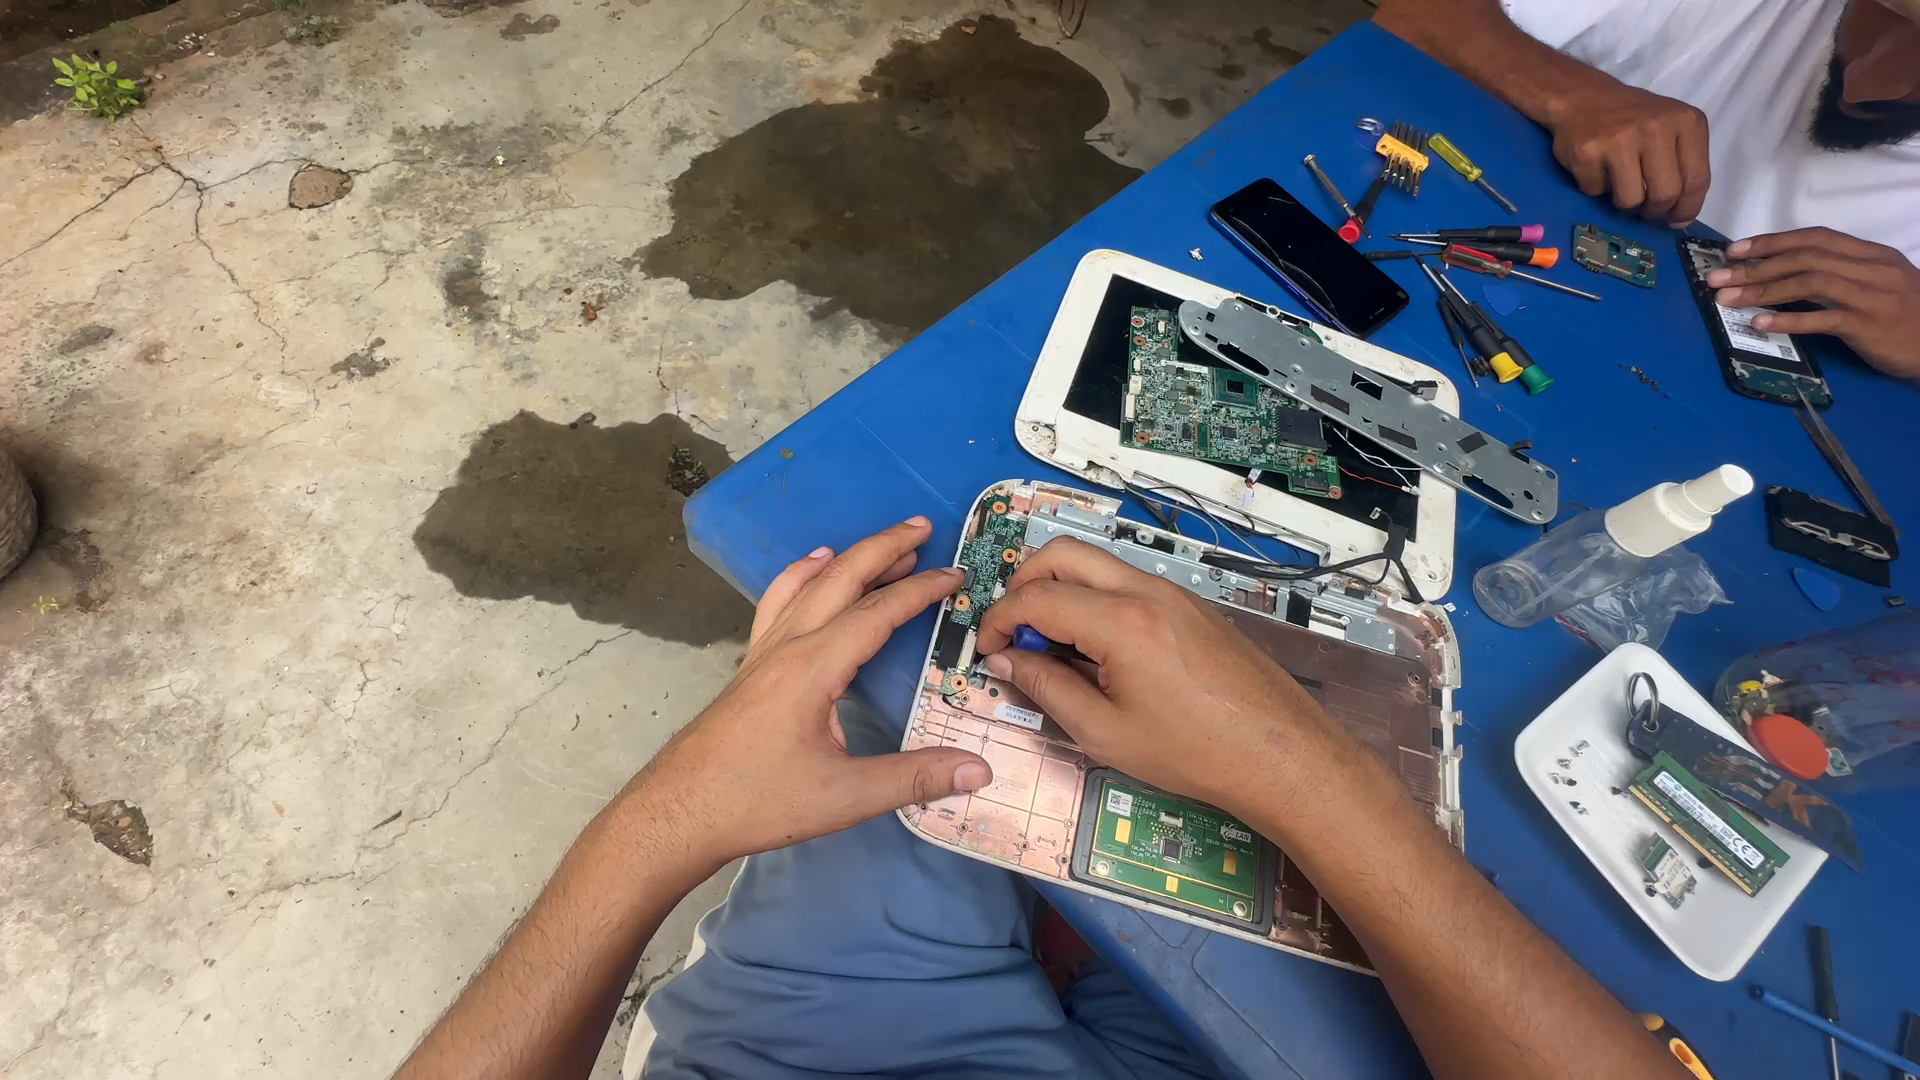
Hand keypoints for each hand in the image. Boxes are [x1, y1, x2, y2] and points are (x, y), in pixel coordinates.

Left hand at [628, 518, 991, 868]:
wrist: (675, 814)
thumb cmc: (758, 802)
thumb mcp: (844, 797)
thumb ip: (915, 778)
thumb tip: (981, 770)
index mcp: (814, 666)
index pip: (877, 612)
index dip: (921, 589)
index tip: (956, 573)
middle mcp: (789, 644)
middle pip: (842, 577)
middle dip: (885, 546)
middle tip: (923, 526)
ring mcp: (764, 649)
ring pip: (811, 583)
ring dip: (850, 557)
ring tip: (886, 546)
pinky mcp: (751, 662)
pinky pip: (779, 601)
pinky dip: (803, 574)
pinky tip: (813, 566)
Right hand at [972, 538, 1351, 819]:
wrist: (1282, 754)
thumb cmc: (1192, 752)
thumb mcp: (1104, 731)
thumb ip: (1045, 688)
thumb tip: (1006, 658)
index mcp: (1121, 621)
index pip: (1036, 597)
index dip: (999, 619)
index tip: (987, 647)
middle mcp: (1145, 590)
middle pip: (1062, 553)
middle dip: (1024, 582)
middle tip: (1015, 629)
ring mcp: (1171, 591)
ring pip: (1095, 562)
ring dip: (1059, 588)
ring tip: (1054, 642)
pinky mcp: (1188, 603)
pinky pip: (1124, 581)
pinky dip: (1093, 597)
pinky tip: (1097, 646)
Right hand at [1547, 81, 1709, 224]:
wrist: (1585, 100)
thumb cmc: (1631, 119)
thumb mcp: (1669, 129)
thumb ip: (1679, 160)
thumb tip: (1677, 209)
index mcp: (1687, 124)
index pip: (1697, 177)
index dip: (1688, 207)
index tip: (1677, 221)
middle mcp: (1658, 130)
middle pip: (1665, 193)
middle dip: (1654, 210)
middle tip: (1645, 211)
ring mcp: (1621, 142)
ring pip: (1630, 199)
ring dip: (1623, 203)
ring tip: (1618, 189)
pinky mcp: (1589, 154)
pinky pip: (1595, 192)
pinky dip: (1595, 190)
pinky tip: (1595, 172)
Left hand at [1708, 228, 1919, 377]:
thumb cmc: (1895, 311)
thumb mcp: (1867, 284)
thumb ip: (1829, 274)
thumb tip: (1769, 275)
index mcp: (1872, 256)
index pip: (1818, 238)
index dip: (1773, 242)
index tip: (1733, 250)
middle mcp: (1874, 269)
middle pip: (1806, 260)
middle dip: (1755, 268)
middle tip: (1714, 278)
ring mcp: (1873, 296)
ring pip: (1811, 284)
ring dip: (1762, 291)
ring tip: (1724, 298)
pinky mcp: (1869, 324)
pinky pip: (1823, 319)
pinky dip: (1788, 320)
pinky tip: (1757, 323)